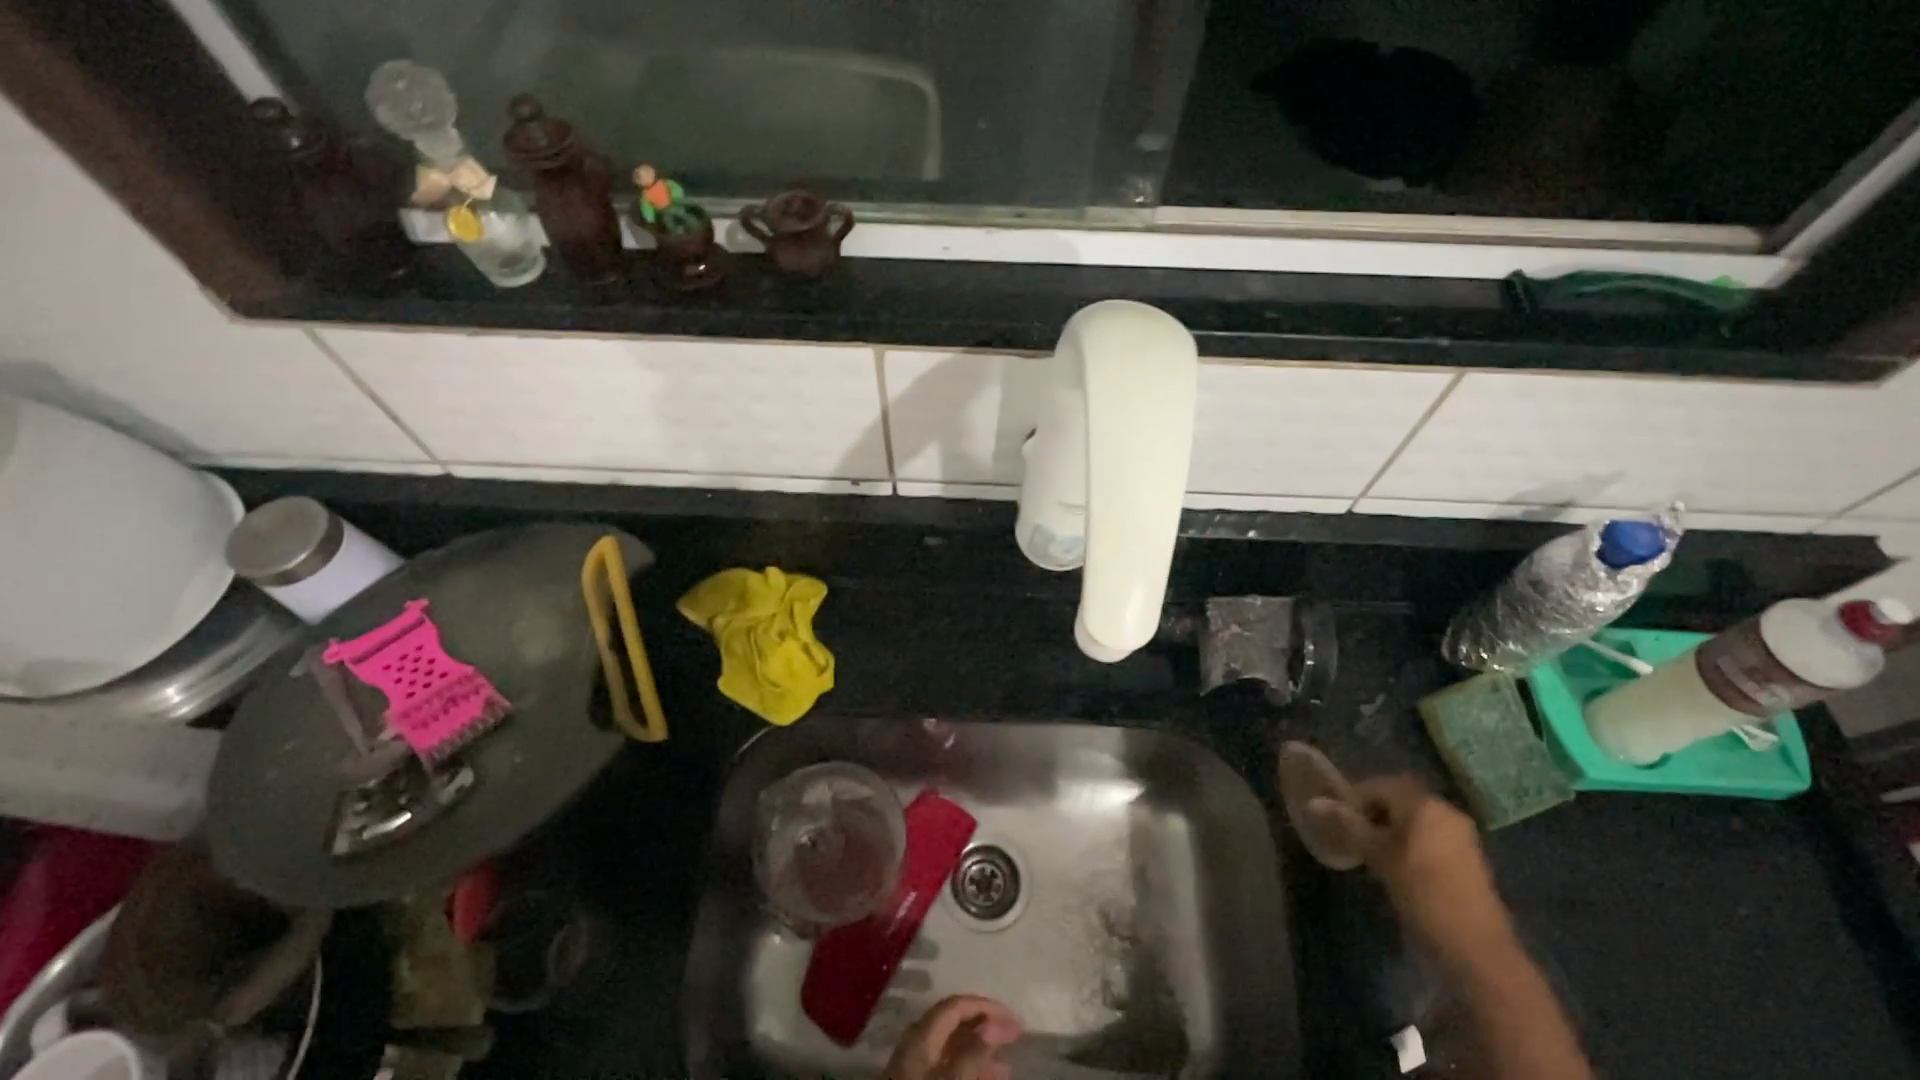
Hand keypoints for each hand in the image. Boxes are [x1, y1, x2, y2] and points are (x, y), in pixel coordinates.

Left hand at [883, 995, 1022, 1079]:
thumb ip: (971, 1055)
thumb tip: (992, 1024)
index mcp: (919, 1041)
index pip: (953, 1008)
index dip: (985, 1007)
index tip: (1014, 1021)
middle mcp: (914, 1051)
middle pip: (951, 1027)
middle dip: (984, 1029)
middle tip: (1016, 1038)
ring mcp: (912, 1073)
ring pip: (949, 1053)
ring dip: (978, 1055)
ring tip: (1006, 1069)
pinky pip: (945, 1074)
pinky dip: (967, 1074)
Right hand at [1308, 776, 1513, 965]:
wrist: (1474, 945)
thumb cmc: (1420, 893)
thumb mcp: (1378, 857)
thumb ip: (1349, 825)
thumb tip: (1315, 802)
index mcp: (1423, 803)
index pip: (1379, 786)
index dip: (1353, 799)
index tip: (1336, 821)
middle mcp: (1445, 809)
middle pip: (1399, 799)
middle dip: (1373, 812)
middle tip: (1351, 836)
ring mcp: (1461, 832)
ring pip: (1415, 818)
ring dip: (1391, 827)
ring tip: (1371, 852)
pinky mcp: (1468, 855)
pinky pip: (1431, 835)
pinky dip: (1410, 841)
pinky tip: (1398, 865)